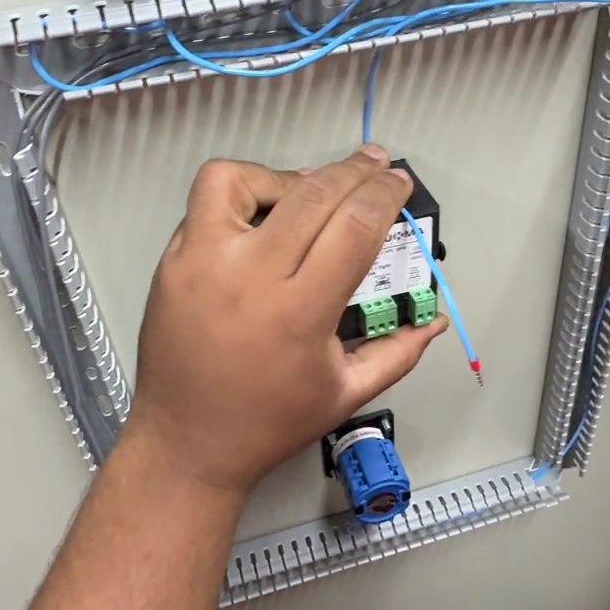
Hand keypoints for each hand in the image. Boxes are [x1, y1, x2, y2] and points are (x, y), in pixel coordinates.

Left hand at [122, 145, 449, 496]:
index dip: (384, 194)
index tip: (397, 183)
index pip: (355, 226)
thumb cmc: (266, 424)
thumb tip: (436, 320)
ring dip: (286, 174)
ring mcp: (203, 264)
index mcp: (300, 312)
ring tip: (309, 188)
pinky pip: (204, 201)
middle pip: (315, 193)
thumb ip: (398, 352)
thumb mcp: (345, 394)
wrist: (187, 444)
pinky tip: (261, 213)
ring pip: (243, 180)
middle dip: (355, 170)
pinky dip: (238, 192)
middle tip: (374, 165)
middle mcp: (250, 278)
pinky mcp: (173, 262)